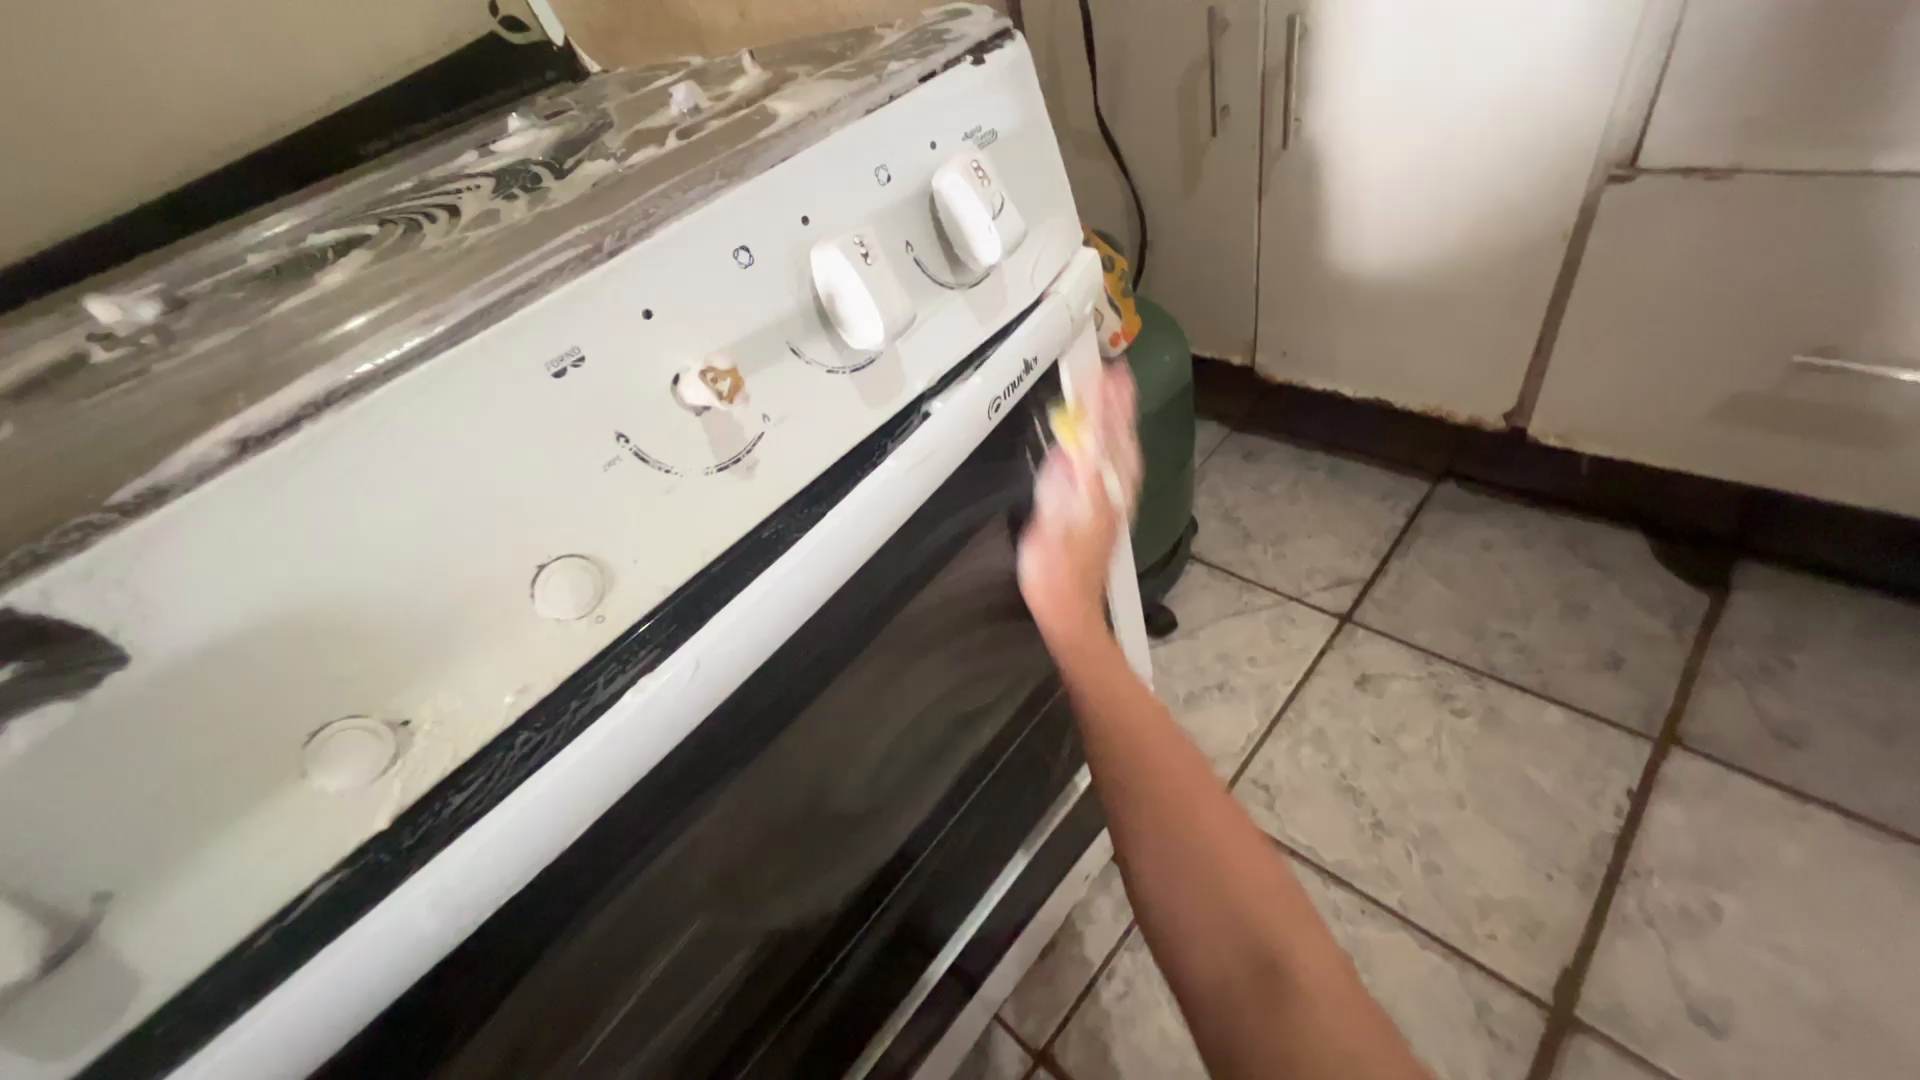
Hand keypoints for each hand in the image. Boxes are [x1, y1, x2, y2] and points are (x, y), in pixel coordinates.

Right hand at [1017, 362, 1141, 645]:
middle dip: (1117, 404)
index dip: (1098, 409)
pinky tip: (1118, 430)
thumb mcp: (1047, 530)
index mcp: (1095, 495)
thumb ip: (1060, 490)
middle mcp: (1112, 493)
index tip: (1097, 379)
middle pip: (1117, 439)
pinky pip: (1122, 464)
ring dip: (1123, 417)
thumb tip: (1072, 454)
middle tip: (1117, 370)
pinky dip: (1121, 440)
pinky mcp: (1113, 507)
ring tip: (1121, 385)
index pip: (1098, 442)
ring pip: (1124, 450)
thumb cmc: (1053, 574)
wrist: (1070, 607)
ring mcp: (1115, 500)